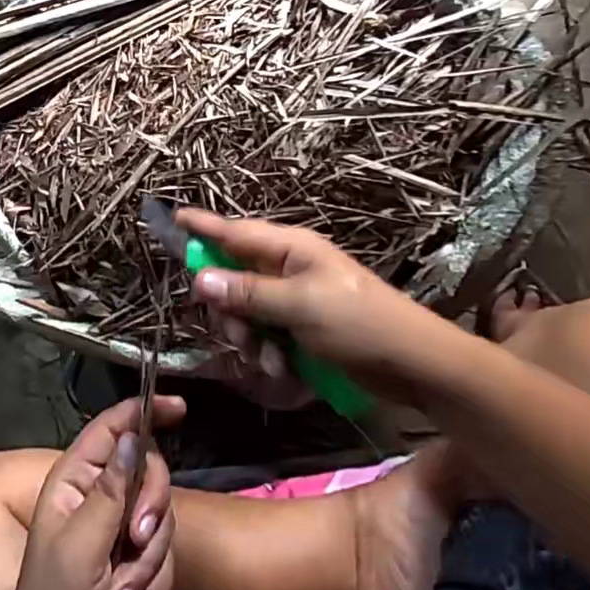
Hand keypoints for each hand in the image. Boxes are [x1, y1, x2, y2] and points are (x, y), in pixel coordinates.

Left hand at [0, 395, 184, 589]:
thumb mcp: (78, 546)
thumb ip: (109, 491)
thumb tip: (130, 436)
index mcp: (75, 480)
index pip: (111, 429)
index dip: (142, 411)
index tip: (178, 407)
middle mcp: (99, 494)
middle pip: (148, 473)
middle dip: (149, 511)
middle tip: (135, 541)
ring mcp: (118, 526)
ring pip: (160, 517)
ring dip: (146, 562)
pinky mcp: (134, 556)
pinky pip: (163, 554)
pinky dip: (151, 581)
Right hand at [178, 209, 469, 399]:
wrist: (417, 366)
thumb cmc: (359, 324)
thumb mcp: (299, 306)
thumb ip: (247, 292)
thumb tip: (200, 278)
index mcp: (289, 248)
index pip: (234, 231)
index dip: (202, 226)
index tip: (172, 218)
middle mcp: (287, 268)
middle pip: (232, 278)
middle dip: (229, 309)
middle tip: (238, 334)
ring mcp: (295, 298)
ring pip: (246, 311)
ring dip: (251, 338)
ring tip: (272, 361)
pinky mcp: (303, 326)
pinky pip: (267, 333)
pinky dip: (270, 352)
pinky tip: (286, 371)